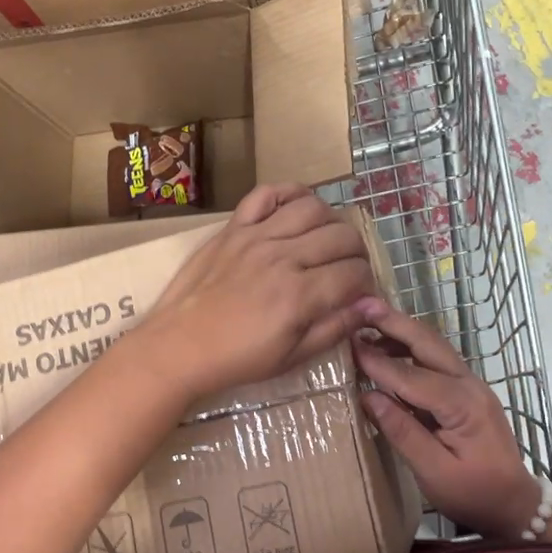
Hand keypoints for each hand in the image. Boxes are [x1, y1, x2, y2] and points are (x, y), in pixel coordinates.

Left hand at [138, 185, 376, 402]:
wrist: (178, 347)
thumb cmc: (237, 359)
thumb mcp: (292, 357)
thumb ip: (335, 327)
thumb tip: (373, 306)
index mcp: (299, 295)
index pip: (355, 273)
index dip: (366, 283)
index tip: (360, 293)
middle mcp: (282, 257)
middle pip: (341, 236)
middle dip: (356, 253)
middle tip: (348, 269)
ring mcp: (256, 236)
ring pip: (312, 208)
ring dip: (330, 221)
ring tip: (327, 239)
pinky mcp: (233, 227)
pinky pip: (266, 194)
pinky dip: (288, 193)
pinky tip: (297, 209)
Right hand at [352, 299, 541, 537]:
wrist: (516, 506)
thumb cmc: (475, 494)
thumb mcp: (435, 473)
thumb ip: (403, 433)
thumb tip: (369, 398)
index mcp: (463, 405)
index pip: (412, 376)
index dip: (378, 361)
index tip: (348, 344)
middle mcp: (469, 385)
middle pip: (428, 343)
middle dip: (394, 323)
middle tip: (361, 305)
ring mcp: (471, 385)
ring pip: (433, 347)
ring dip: (401, 331)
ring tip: (367, 321)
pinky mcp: (466, 392)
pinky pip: (435, 361)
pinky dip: (410, 349)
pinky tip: (388, 350)